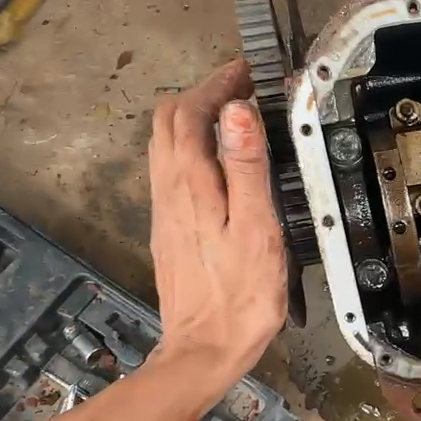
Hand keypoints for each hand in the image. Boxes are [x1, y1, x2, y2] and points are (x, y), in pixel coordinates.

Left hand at [147, 59, 286, 374]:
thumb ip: (248, 169)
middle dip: (201, 95)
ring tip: (229, 119)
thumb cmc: (242, 297)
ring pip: (163, 146)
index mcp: (192, 185)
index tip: (244, 70)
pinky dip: (189, 149)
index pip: (191, 113)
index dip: (216, 84)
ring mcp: (164, 213)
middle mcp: (168, 191)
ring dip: (191, 120)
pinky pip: (169, 173)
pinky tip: (215, 165)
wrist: (204, 349)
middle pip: (168, 122)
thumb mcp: (257, 231)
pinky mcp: (168, 232)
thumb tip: (238, 112)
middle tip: (239, 89)